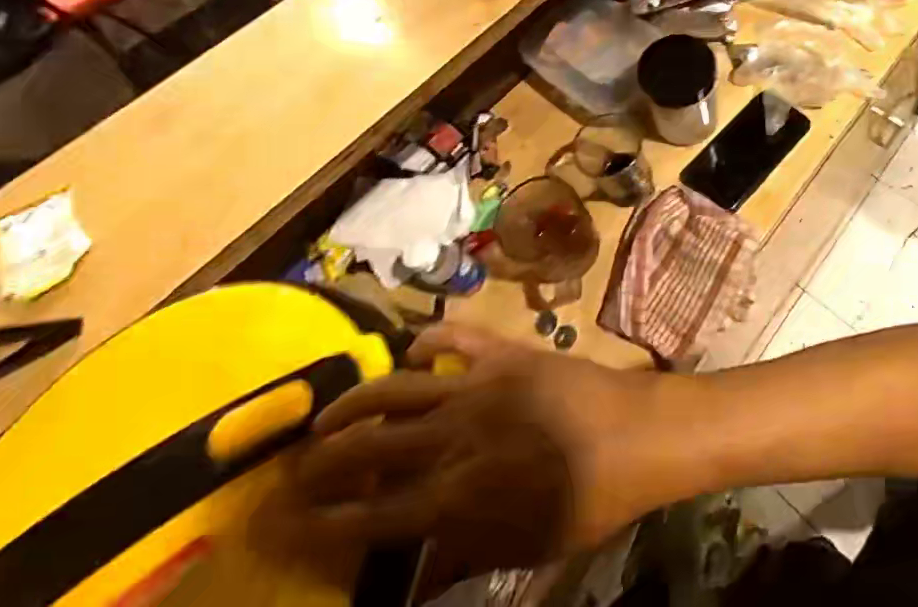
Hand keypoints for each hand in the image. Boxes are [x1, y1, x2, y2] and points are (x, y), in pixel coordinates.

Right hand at [266, 325, 669, 575]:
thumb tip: (419, 580)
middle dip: (317, 464)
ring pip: (393, 389)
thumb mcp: (527, 548)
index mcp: (454, 500)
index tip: (274, 524)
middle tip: (293, 470)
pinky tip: (409, 348)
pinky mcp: (507, 353)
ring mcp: (479, 387)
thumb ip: (466, 558)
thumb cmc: (592, 501)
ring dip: (352, 402)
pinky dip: (427, 338)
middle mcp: (453, 440)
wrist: (642, 433)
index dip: (312, 524)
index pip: (363, 518)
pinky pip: (455, 336)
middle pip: (363, 449)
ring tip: (328, 417)